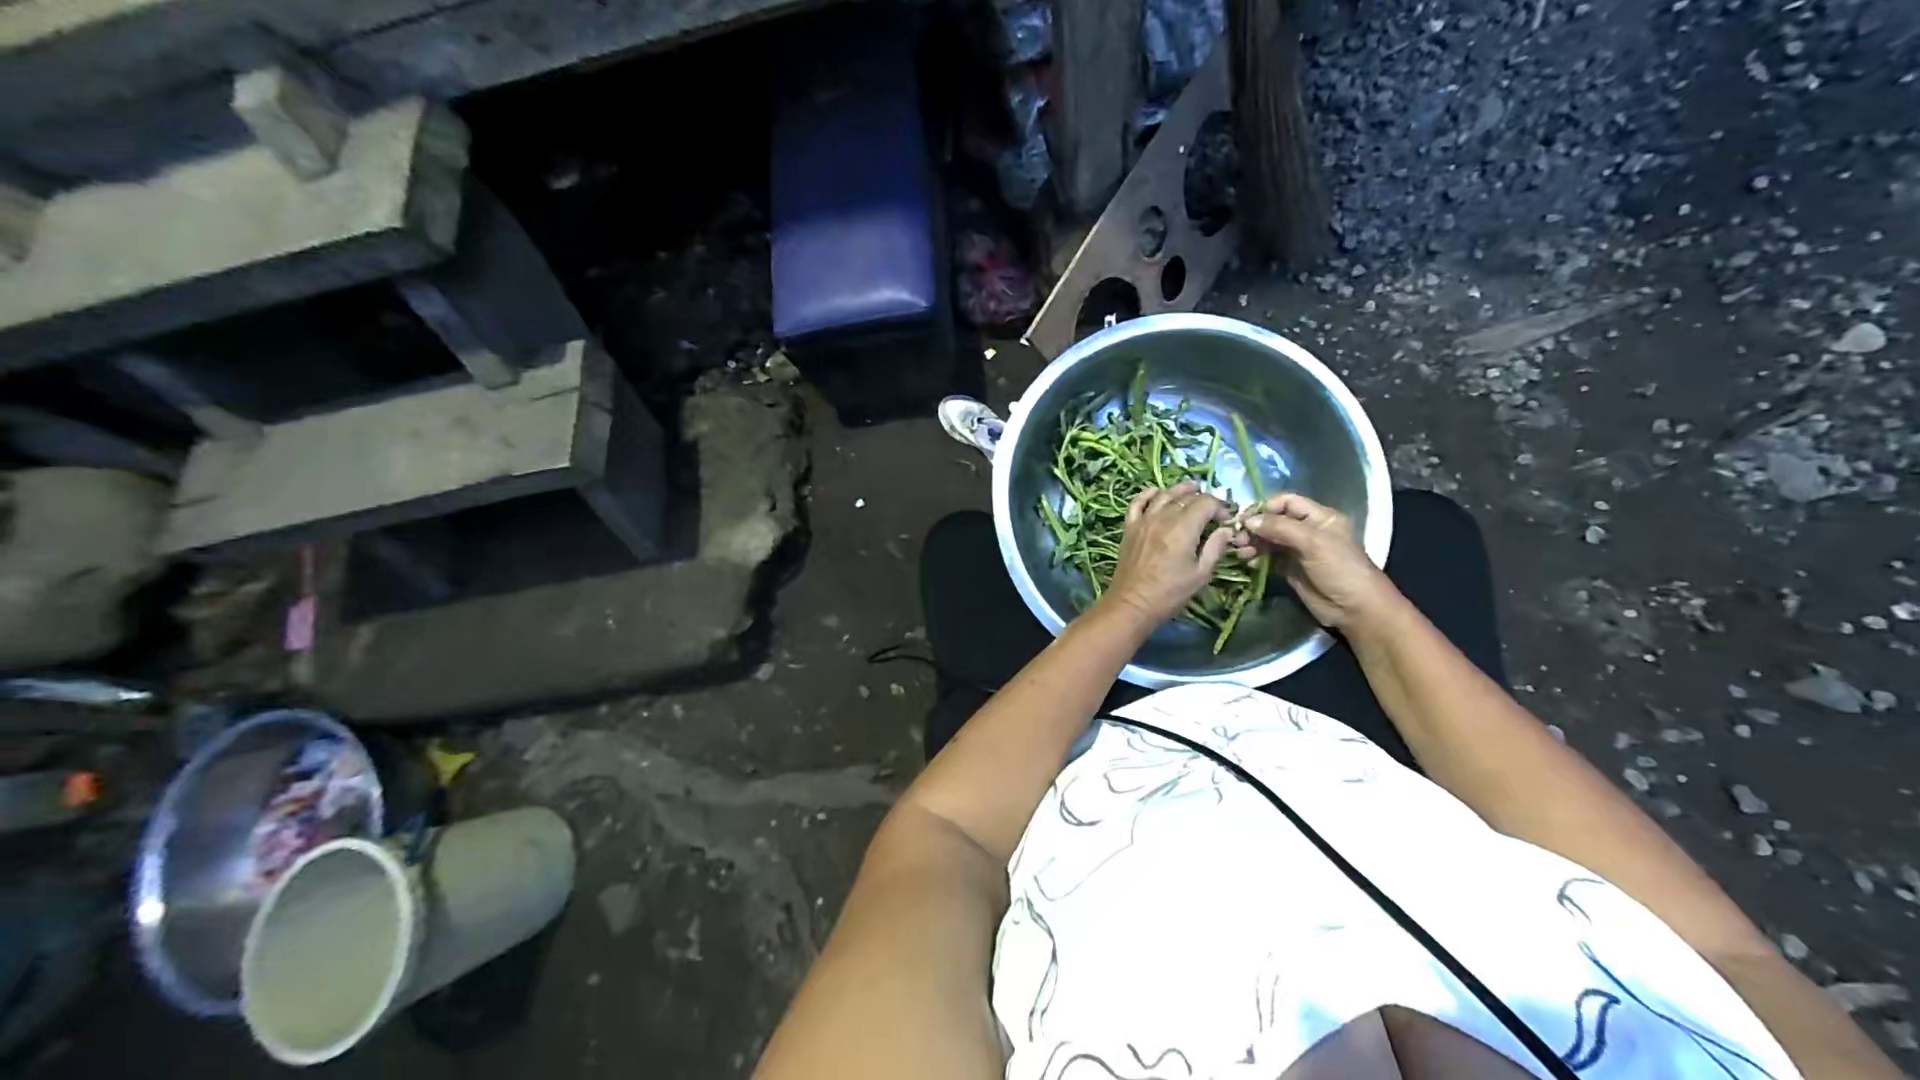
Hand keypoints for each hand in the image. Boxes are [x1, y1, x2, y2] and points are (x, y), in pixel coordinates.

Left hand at [1099, 481, 1233, 627]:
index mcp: (1183, 528)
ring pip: (1163, 495)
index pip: (1206, 503)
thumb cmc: (1170, 593)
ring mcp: (1143, 520)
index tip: (1226, 520)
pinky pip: (1137, 502)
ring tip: (1192, 488)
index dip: (1220, 507)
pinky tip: (1157, 491)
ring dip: (1179, 489)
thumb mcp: (1201, 573)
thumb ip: (1216, 547)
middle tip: (1213, 510)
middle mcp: (1162, 517)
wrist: (1133, 603)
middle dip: (1203, 499)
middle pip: (1186, 497)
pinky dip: (1148, 494)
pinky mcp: (1129, 527)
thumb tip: (1227, 529)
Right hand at [1235, 492, 1400, 632]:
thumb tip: (1249, 521)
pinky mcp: (1289, 568)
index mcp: (1319, 517)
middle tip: (1238, 538)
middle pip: (1274, 520)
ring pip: (1268, 539)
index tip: (1245, 519)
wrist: (1354, 608)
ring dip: (1252, 543)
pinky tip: (1247, 562)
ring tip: (1241, 551)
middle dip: (1255, 527)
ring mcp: (1297, 550)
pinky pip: (1267, 558)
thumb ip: (1280, 528)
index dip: (1265, 507)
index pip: (1287, 502)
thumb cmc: (1339, 569)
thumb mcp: (1313, 542)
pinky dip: (1255, 557)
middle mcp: (1307, 530)